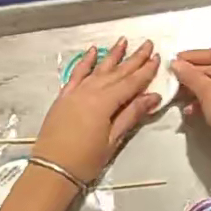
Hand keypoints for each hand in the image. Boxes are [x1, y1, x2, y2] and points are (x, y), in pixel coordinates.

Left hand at [34, 39, 159, 183]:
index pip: (130, 82)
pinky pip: (76, 74)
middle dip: (133, 59)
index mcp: (104, 102)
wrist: (52, 170)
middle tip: (147, 44)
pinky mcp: (64, 97)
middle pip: (116, 72)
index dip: (145, 71)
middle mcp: (89, 91)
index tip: (157, 58)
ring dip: (112, 55)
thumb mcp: (113, 140)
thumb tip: (153, 97)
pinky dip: (85, 62)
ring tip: (124, 41)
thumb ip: (131, 115)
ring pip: (98, 69)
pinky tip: (93, 52)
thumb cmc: (85, 160)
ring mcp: (75, 93)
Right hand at [172, 48, 210, 168]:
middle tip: (171, 82)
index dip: (192, 57)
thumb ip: (190, 76)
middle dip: (192, 77)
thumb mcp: (208, 92)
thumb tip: (175, 63)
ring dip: (196, 92)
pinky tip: (190, 111)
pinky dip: (206, 103)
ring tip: (177, 99)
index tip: (173, 61)